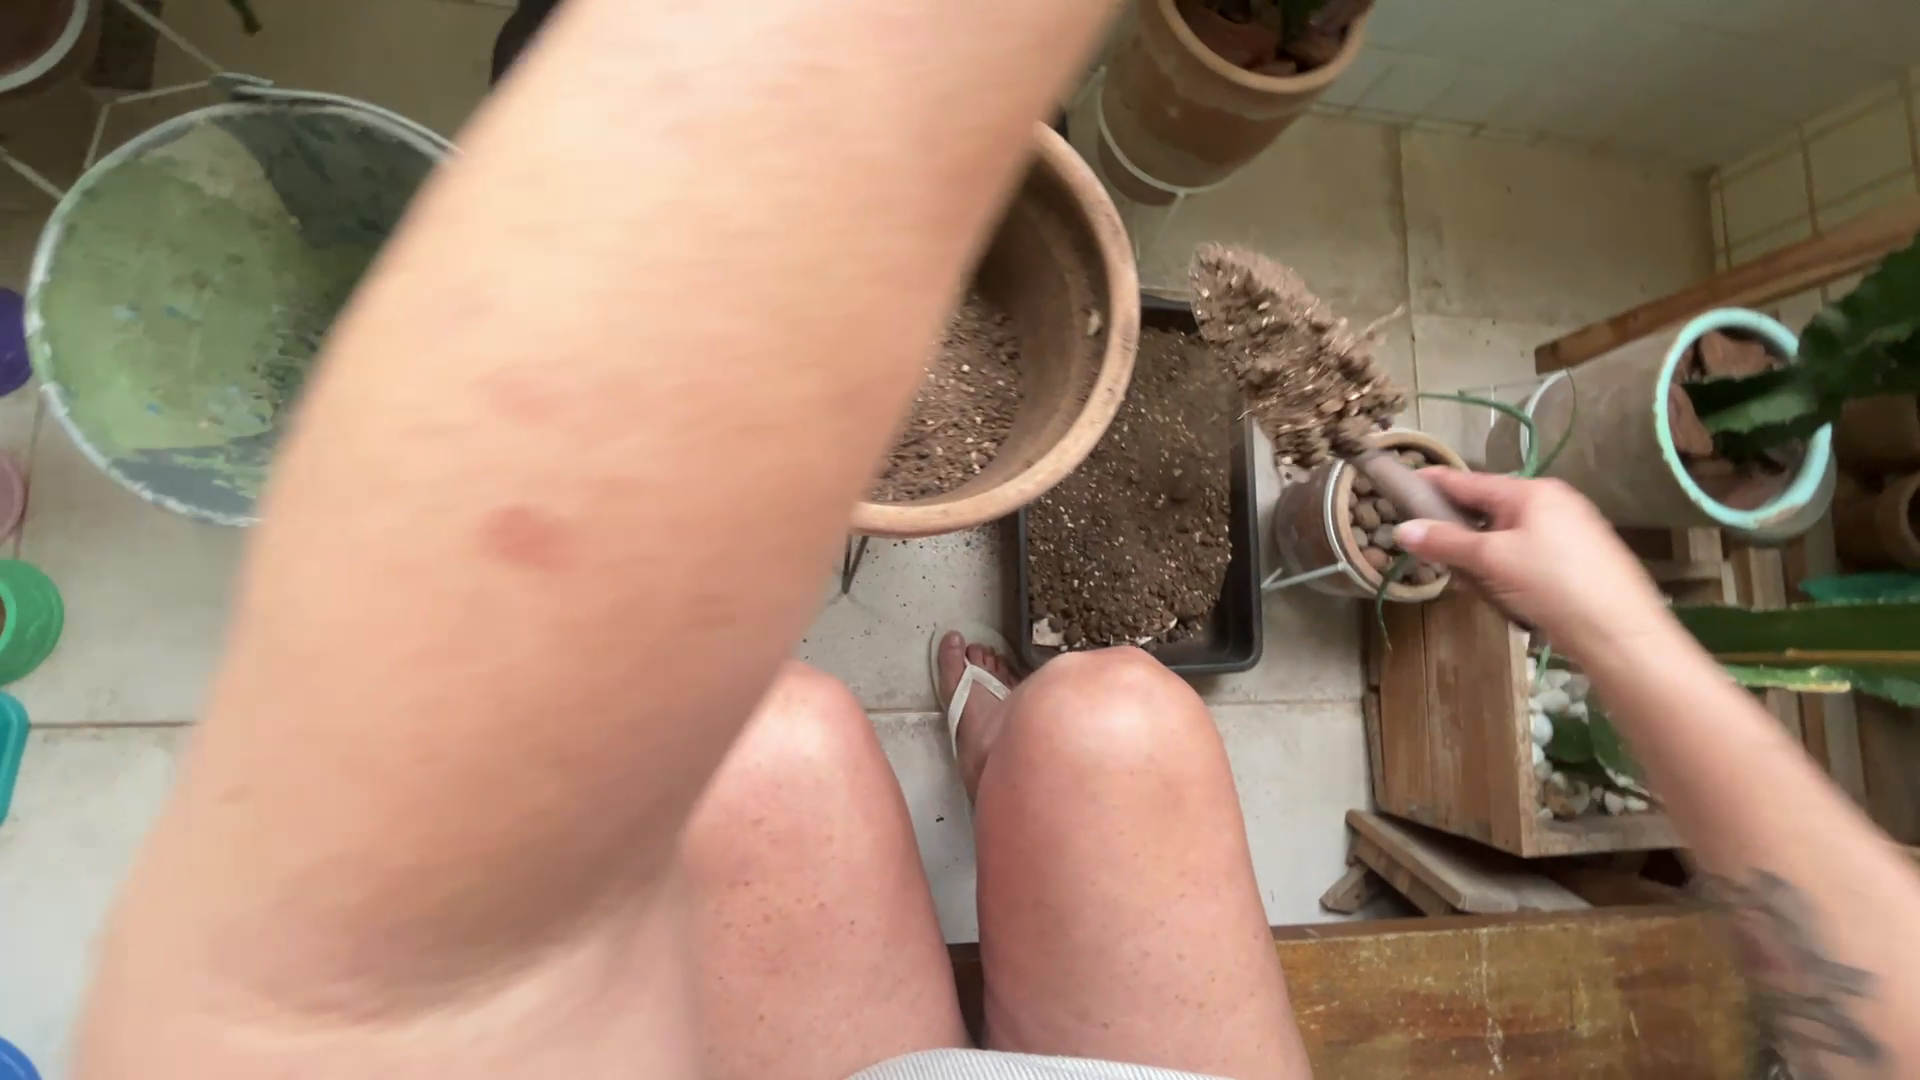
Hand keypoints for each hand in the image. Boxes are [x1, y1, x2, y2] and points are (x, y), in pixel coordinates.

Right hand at [1396, 471, 1675, 664]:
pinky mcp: (1566, 560)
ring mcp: (1560, 532)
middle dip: (1453, 532)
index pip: (1467, 480)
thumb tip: (1401, 530)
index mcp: (1531, 492)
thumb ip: (1443, 542)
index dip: (1431, 483)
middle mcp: (1547, 504)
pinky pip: (1515, 554)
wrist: (1618, 632)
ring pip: (1496, 536)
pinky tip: (1492, 591)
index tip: (1396, 485)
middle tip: (1428, 551)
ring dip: (1474, 557)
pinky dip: (1496, 569)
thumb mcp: (1489, 559)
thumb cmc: (1552, 583)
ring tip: (1466, 580)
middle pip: (1481, 510)